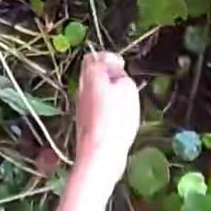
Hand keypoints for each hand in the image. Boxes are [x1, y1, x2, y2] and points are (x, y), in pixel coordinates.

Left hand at [74, 51, 138, 186]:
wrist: (100, 155)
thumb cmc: (115, 119)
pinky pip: (96, 105)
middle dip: (109, 74)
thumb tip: (118, 79)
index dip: (110, 58)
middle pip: (92, 73)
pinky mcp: (85, 121)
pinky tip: (118, 116)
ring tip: (123, 99)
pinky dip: (106, 105)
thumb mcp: (129, 89)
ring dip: (108, 90)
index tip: (122, 66)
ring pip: (94, 89)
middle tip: (124, 81)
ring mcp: (81, 105)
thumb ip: (123, 77)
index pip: (94, 56)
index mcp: (90, 75)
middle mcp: (81, 87)